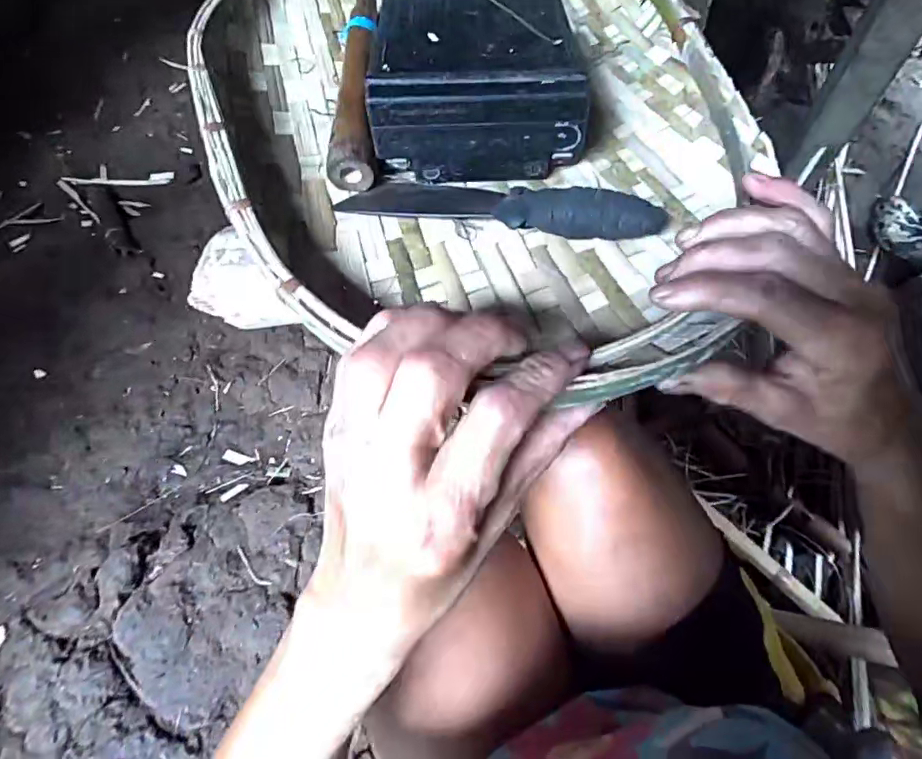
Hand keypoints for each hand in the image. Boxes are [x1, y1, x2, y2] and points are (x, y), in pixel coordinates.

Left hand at [308, 309, 595, 681]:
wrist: (357, 598)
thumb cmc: (440, 570)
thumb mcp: (503, 520)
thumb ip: (544, 446)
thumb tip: (591, 391)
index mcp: (441, 512)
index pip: (497, 415)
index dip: (542, 373)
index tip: (570, 355)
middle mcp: (387, 473)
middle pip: (432, 371)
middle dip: (486, 336)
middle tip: (519, 339)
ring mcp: (349, 443)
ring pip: (388, 351)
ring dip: (442, 324)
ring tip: (476, 333)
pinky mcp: (331, 422)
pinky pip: (360, 351)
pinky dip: (402, 327)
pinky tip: (435, 335)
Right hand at [649, 173, 921, 469]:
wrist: (891, 417)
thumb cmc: (837, 420)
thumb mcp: (782, 413)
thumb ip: (728, 386)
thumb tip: (667, 374)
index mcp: (837, 338)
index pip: (765, 296)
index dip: (710, 287)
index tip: (664, 293)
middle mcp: (852, 294)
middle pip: (775, 252)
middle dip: (714, 253)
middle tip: (670, 269)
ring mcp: (856, 273)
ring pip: (793, 226)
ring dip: (737, 223)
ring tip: (691, 237)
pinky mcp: (852, 263)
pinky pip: (818, 219)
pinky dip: (784, 195)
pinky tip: (751, 182)